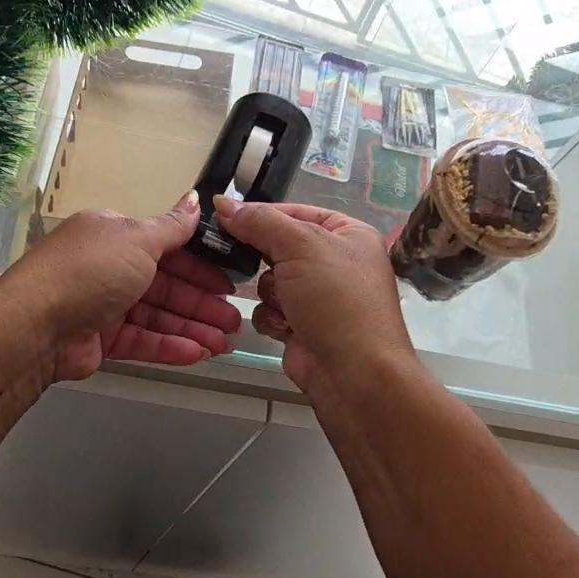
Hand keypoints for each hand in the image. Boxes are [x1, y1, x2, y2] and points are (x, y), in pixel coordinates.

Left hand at [0, 194, 242, 382]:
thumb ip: (172, 227)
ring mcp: (104, 305)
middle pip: (166, 285)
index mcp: (114, 235)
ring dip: (192, 328)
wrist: (34, 327)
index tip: (227, 282)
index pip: (167, 248)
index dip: (200, 265)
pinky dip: (170, 346)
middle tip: (234, 321)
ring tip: (224, 344)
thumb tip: (196, 199)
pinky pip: (143, 340)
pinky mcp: (101, 340)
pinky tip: (197, 353)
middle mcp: (109, 267)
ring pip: (158, 315)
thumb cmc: (88, 272)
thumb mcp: (137, 240)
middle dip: (201, 303)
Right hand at [211, 197, 416, 395]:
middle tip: (255, 263)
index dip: (263, 215)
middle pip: (279, 247)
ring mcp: (320, 297)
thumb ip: (260, 222)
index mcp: (348, 234)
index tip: (228, 218)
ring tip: (287, 306)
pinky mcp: (304, 326)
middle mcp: (336, 262)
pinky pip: (271, 310)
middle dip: (267, 261)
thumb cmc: (337, 299)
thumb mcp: (300, 246)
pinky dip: (274, 318)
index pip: (296, 212)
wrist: (354, 373)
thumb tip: (223, 203)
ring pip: (270, 280)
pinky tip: (287, 328)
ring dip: (272, 293)